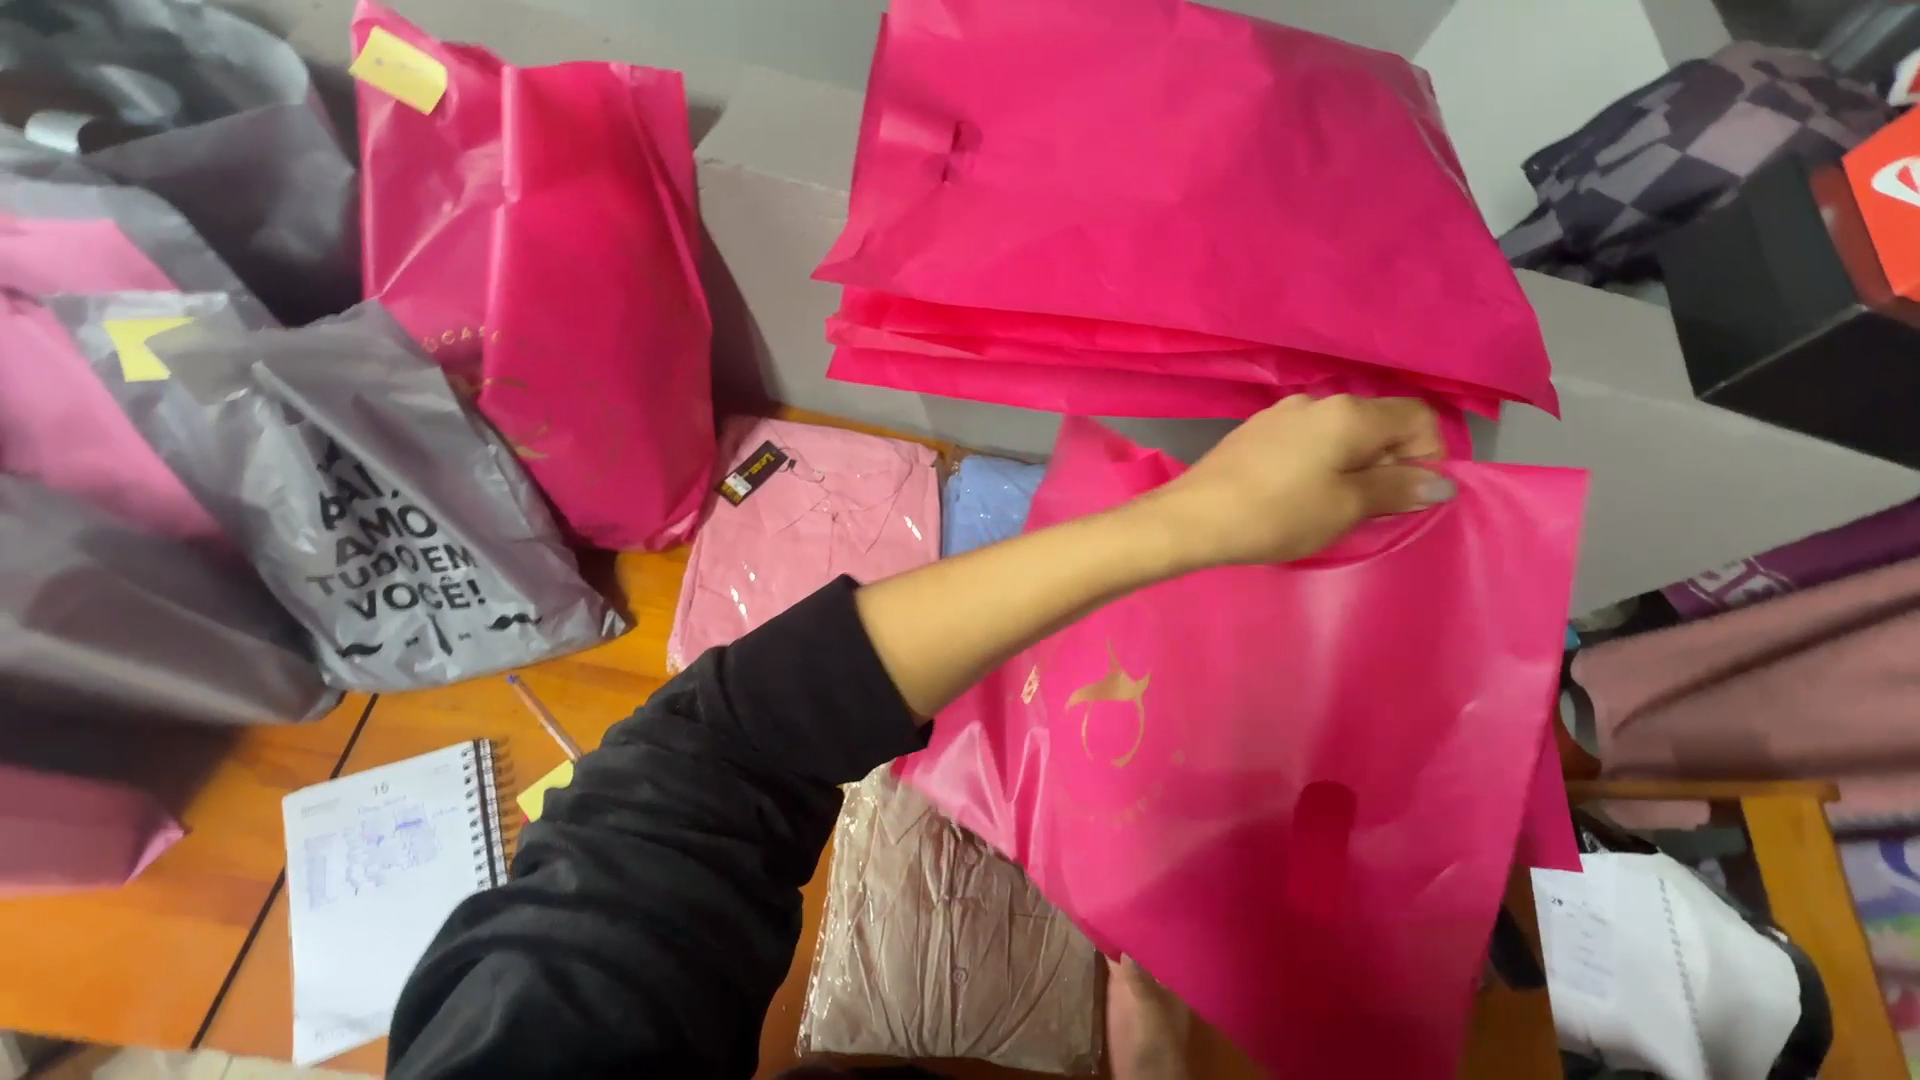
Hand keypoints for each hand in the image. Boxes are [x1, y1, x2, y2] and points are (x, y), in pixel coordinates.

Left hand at [1136, 394, 1452, 568]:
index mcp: (1348, 413)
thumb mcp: (1345, 507)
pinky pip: (1305, 442)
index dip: (1427, 456)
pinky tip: (1296, 497)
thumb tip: (1440, 482)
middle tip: (1370, 509)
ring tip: (1331, 507)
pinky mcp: (1253, 433)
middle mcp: (1315, 402)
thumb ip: (1396, 489)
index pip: (1416, 416)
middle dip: (1388, 463)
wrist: (1190, 518)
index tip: (1407, 496)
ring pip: (1339, 434)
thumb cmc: (1276, 514)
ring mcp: (1279, 415)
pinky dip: (1317, 465)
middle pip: (1377, 422)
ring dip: (1351, 466)